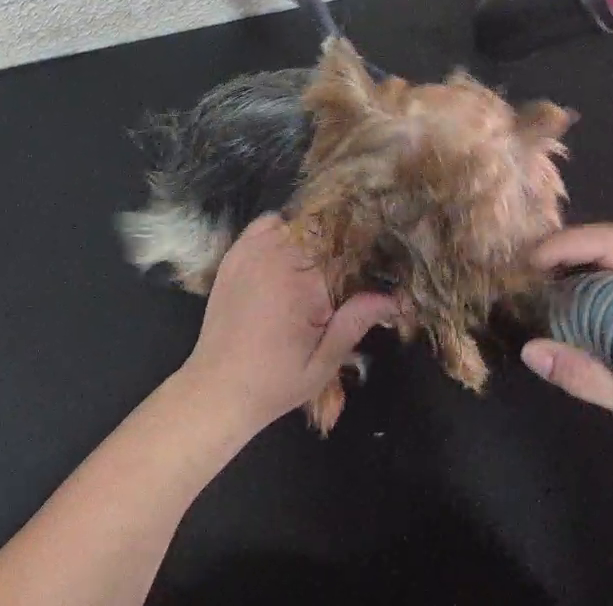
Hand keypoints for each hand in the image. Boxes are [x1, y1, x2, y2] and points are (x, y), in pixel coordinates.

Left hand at [176, 214, 396, 435]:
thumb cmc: (275, 381)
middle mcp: (274, 258)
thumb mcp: (324, 362)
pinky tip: (291, 254)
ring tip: (320, 268)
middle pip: (321, 233)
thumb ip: (355, 322)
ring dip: (312, 239)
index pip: (344, 250)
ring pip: (295, 225)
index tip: (373, 272)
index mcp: (301, 283)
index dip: (362, 259)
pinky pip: (265, 225)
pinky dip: (282, 230)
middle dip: (338, 249)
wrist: (218, 386)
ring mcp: (250, 253)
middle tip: (347, 276)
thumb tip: (394, 297)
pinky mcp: (234, 255)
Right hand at [518, 225, 612, 419]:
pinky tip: (550, 293)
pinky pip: (600, 274)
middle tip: (524, 269)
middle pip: (606, 243)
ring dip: (564, 261)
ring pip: (601, 256)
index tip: (533, 263)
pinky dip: (571, 276)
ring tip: (532, 279)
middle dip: (561, 248)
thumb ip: (585, 376)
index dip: (570, 245)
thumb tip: (530, 350)